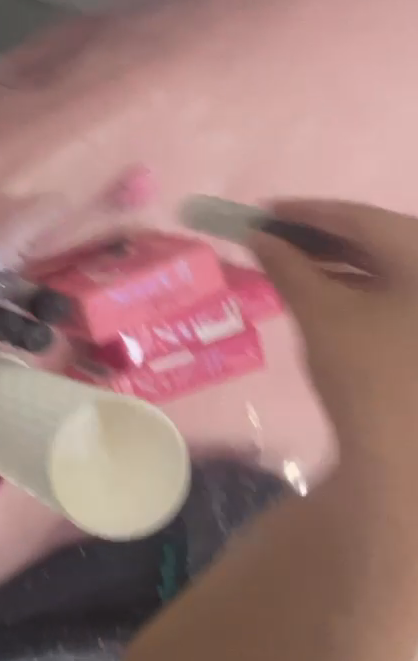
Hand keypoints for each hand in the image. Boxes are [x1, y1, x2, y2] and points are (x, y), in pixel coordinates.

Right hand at [250, 200, 417, 472]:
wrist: (411, 450)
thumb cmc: (367, 370)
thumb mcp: (318, 311)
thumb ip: (286, 265)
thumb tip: (257, 235)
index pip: (368, 219)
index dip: (309, 211)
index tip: (261, 210)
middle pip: (392, 239)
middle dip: (329, 235)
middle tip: (274, 235)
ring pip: (402, 266)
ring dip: (347, 260)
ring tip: (294, 263)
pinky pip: (408, 291)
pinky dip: (369, 284)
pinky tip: (331, 290)